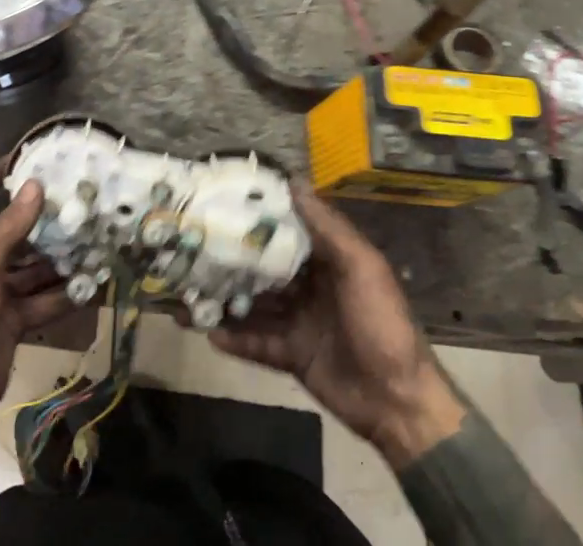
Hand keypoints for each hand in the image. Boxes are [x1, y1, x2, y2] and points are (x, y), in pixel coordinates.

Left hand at [0, 166, 76, 442]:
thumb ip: (10, 228)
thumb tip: (35, 185)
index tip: (21, 157)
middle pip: (10, 233)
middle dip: (40, 222)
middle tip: (76, 203)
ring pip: (32, 268)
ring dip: (58, 260)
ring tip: (92, 242)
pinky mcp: (12, 320)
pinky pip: (42, 299)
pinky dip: (64, 294)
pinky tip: (91, 284)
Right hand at [209, 178, 464, 466]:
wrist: (397, 401)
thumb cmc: (381, 325)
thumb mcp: (362, 268)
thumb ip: (329, 227)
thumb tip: (294, 181)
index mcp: (331, 263)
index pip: (289, 233)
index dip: (258, 219)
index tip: (222, 202)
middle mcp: (311, 288)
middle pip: (263, 269)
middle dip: (230, 261)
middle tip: (191, 248)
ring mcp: (299, 323)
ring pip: (253, 306)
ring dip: (223, 301)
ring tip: (185, 292)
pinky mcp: (291, 354)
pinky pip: (255, 343)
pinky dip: (232, 338)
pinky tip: (205, 330)